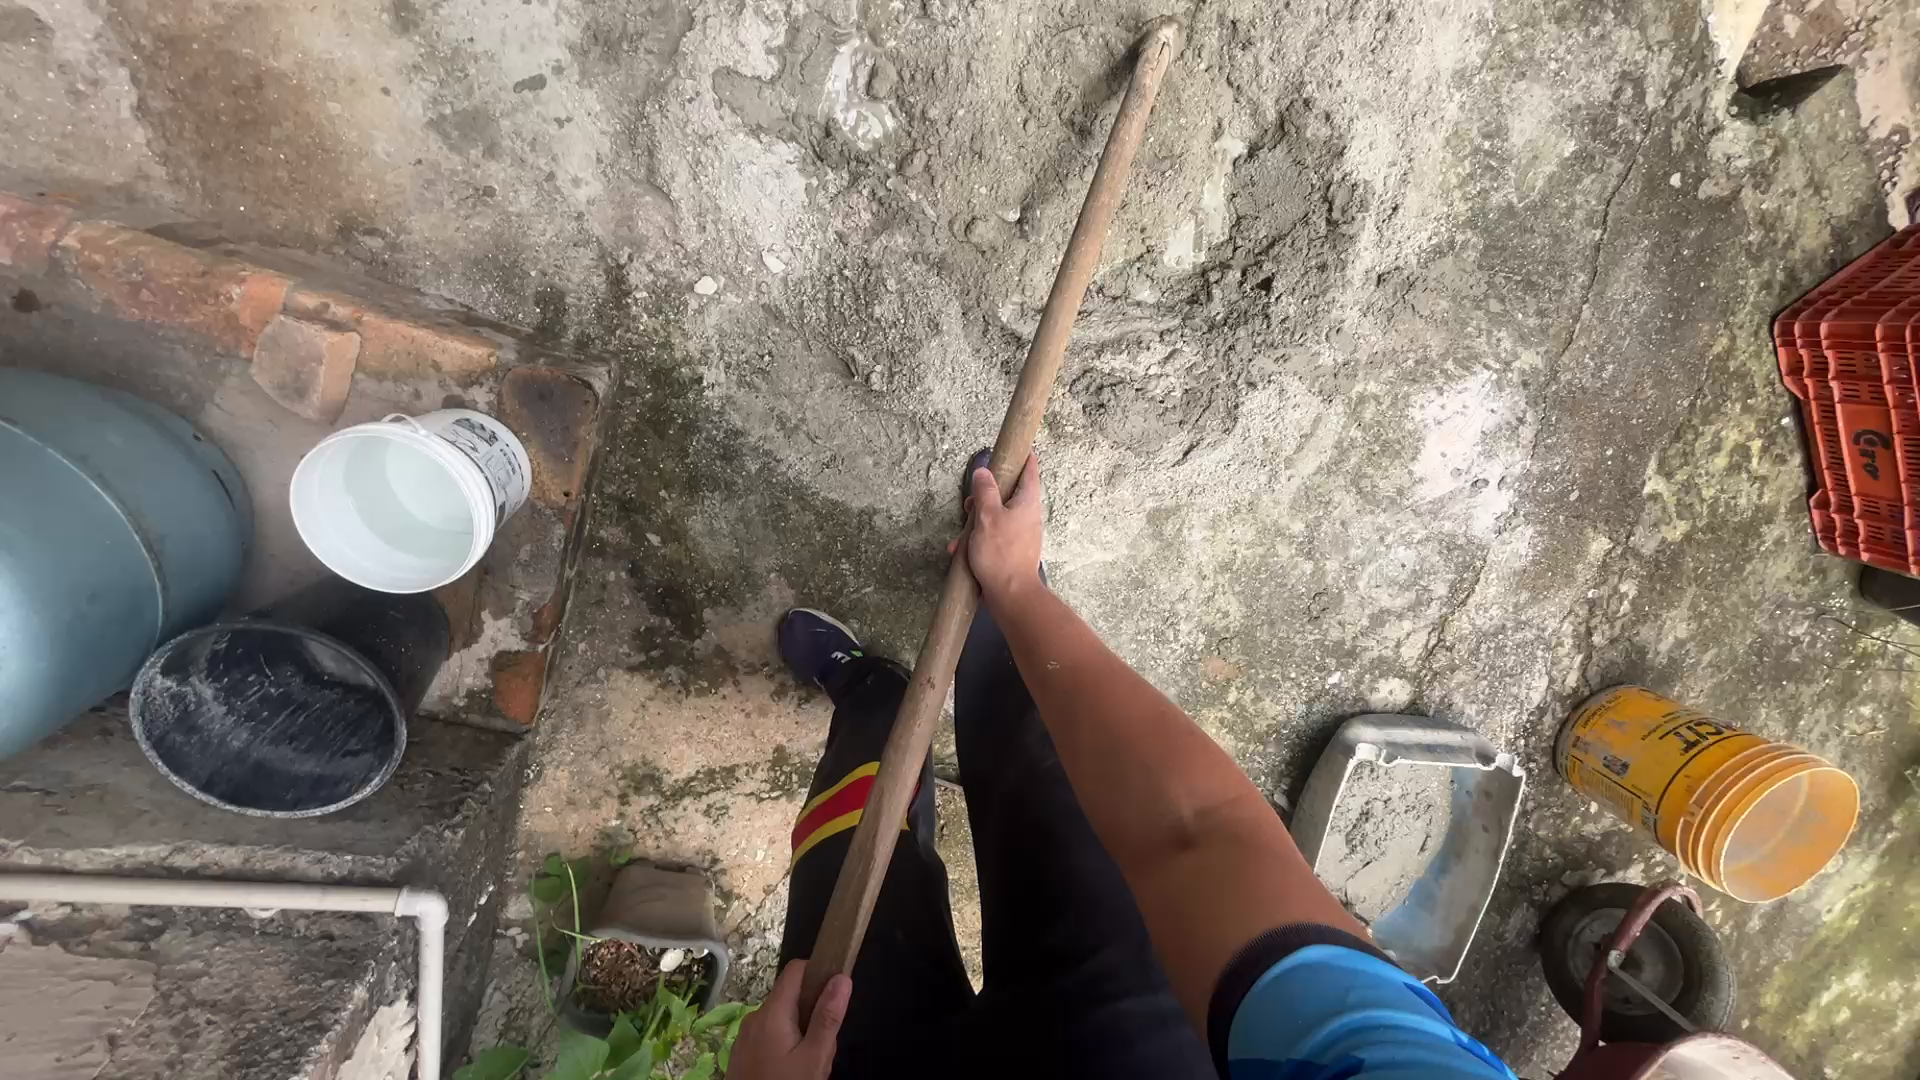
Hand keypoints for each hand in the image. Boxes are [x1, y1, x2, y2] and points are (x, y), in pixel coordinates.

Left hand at [725, 961, 849, 1079]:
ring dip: (799, 1031)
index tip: (834, 996)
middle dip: (812, 1012)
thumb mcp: (815, 1058)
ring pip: (781, 1019)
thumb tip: (842, 977)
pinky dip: (784, 1046)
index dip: (818, 973)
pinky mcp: (742, 1056)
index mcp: (772, 1012)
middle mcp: (755, 1018)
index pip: (796, 969)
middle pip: (791, 996)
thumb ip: (828, 1017)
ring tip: (809, 1065)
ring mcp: (745, 1038)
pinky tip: (792, 1073)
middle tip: (823, 1045)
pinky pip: (769, 1037)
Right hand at [949, 453, 1043, 607]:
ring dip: (976, 523)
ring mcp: (1021, 534)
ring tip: (962, 535)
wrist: (1011, 595)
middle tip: (970, 504)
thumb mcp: (987, 516)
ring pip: (996, 517)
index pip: (1030, 470)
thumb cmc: (1001, 554)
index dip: (1023, 456)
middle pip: (1007, 494)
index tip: (1015, 448)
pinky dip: (978, 541)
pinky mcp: (1012, 551)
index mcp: (1027, 502)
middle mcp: (1028, 516)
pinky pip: (993, 537)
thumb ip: (984, 491)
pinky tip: (962, 552)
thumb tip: (983, 472)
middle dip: (984, 496)